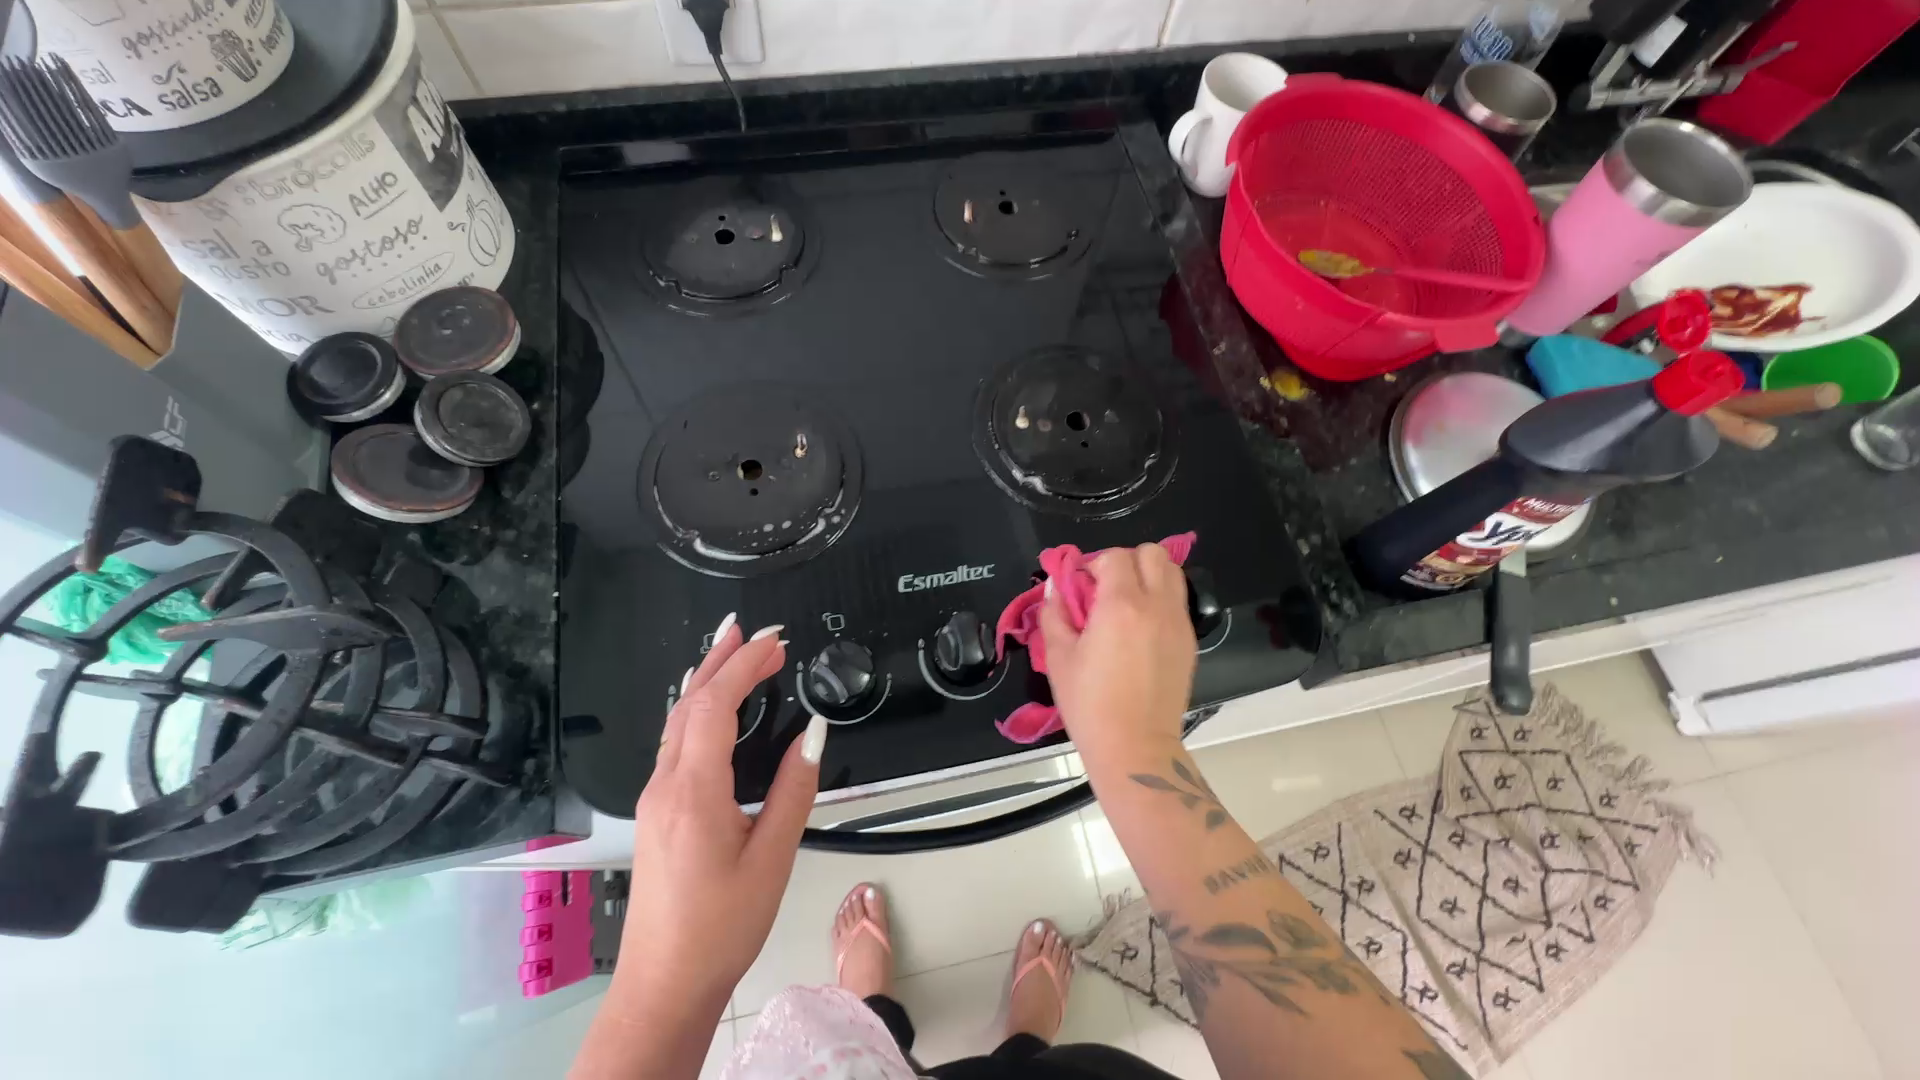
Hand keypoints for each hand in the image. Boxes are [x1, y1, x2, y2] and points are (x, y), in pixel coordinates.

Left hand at [620, 618, 827, 1009]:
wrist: (664, 982)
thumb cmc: (720, 926)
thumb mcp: (772, 857)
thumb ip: (794, 789)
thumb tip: (813, 736)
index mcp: (694, 790)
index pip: (715, 705)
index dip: (744, 664)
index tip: (775, 639)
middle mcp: (665, 785)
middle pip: (687, 702)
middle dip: (722, 659)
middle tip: (755, 632)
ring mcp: (655, 798)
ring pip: (676, 720)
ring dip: (706, 681)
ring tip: (735, 653)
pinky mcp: (656, 813)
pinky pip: (674, 742)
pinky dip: (697, 710)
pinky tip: (712, 711)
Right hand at [1038, 544, 1196, 768]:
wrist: (1135, 745)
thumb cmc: (1090, 704)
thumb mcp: (1058, 657)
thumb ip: (1054, 614)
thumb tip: (1056, 588)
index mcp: (1121, 605)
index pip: (1114, 557)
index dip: (1092, 565)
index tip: (1080, 588)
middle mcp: (1156, 606)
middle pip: (1152, 553)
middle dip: (1126, 562)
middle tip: (1105, 589)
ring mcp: (1178, 623)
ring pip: (1173, 573)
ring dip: (1148, 576)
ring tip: (1126, 603)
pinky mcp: (1189, 641)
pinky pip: (1177, 602)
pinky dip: (1160, 601)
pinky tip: (1140, 629)